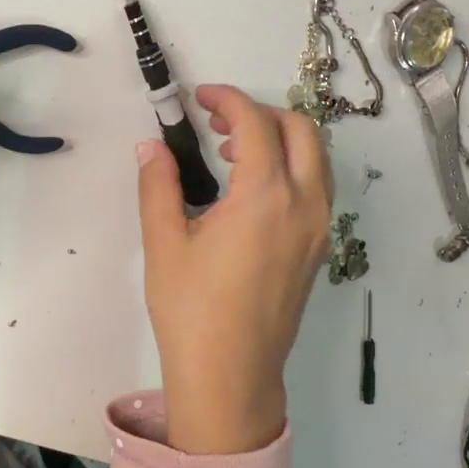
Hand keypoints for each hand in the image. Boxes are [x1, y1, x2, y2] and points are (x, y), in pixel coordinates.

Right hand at [136, 85, 331, 454]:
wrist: (230, 371)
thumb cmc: (190, 308)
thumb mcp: (164, 244)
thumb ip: (158, 186)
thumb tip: (150, 146)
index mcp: (265, 197)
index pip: (257, 125)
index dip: (228, 100)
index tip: (199, 96)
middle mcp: (304, 204)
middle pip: (302, 131)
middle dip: (261, 113)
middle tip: (215, 121)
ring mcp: (318, 228)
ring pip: (315, 159)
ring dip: (279, 140)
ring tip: (230, 153)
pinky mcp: (316, 249)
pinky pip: (314, 188)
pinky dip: (288, 169)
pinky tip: (247, 192)